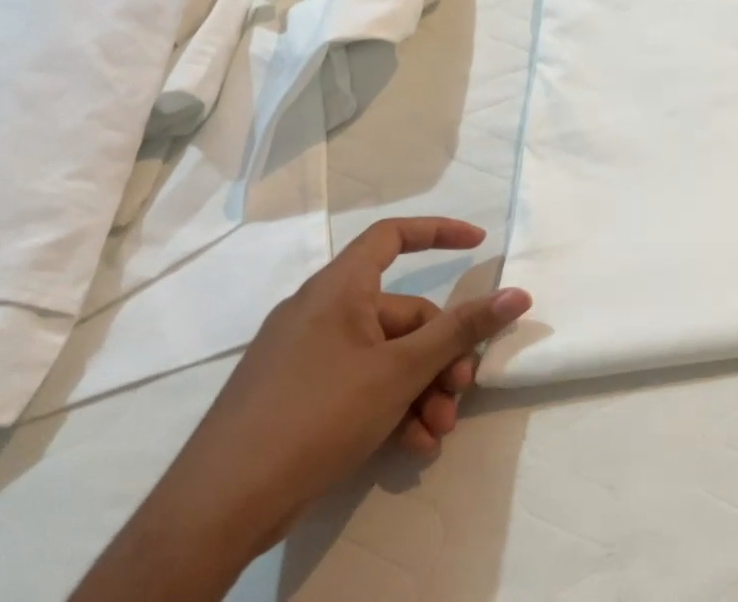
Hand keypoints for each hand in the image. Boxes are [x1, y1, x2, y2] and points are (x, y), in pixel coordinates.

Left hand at [79, 217, 531, 594]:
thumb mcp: (402, 371)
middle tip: (460, 393)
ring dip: (422, 391)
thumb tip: (518, 294)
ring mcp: (306, 358)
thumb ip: (462, 330)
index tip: (480, 244)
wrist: (219, 506)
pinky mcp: (298, 397)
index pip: (390, 237)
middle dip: (441, 357)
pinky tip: (410, 446)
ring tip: (436, 433)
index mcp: (337, 292)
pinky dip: (392, 409)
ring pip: (387, 358)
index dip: (438, 232)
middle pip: (403, 316)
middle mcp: (319, 316)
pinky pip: (361, 386)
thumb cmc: (316, 416)